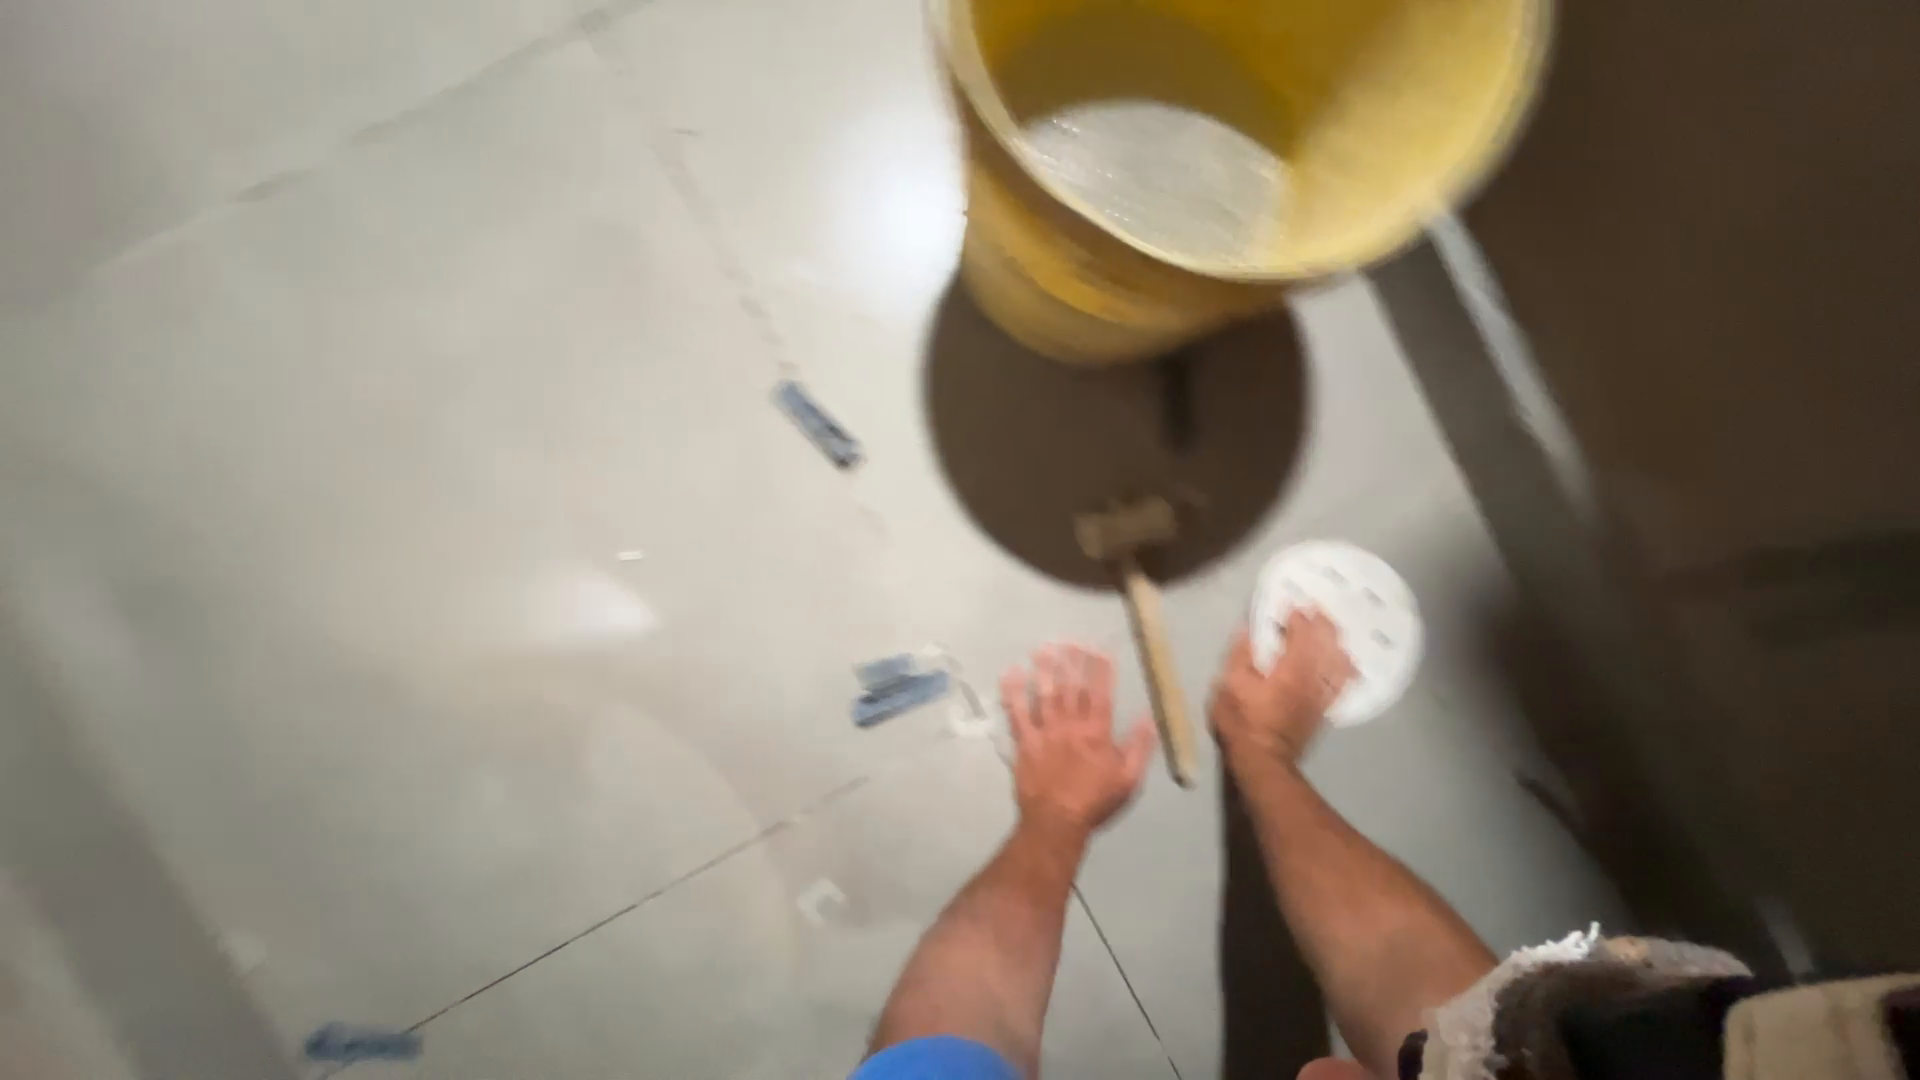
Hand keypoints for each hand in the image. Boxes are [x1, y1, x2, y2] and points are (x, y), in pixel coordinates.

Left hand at [1001, 645, 1154, 843]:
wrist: (1056, 822)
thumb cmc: (1095, 803)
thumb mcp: (1128, 780)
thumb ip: (1139, 747)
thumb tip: (1148, 717)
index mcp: (1098, 733)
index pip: (1101, 693)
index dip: (1101, 670)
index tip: (1099, 649)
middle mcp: (1071, 725)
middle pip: (1072, 687)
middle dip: (1072, 661)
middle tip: (1070, 640)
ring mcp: (1045, 731)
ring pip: (1045, 693)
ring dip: (1044, 669)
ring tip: (1044, 648)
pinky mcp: (1025, 742)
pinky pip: (1017, 713)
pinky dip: (1013, 692)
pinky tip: (1011, 673)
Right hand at [1210, 607, 1355, 771]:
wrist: (1263, 759)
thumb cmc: (1241, 720)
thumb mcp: (1228, 684)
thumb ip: (1241, 655)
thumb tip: (1247, 630)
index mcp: (1289, 669)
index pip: (1301, 635)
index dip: (1298, 617)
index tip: (1291, 604)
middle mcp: (1312, 678)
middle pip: (1327, 644)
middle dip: (1322, 623)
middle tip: (1316, 609)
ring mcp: (1322, 694)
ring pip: (1339, 662)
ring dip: (1336, 641)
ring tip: (1331, 629)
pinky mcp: (1324, 708)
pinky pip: (1343, 684)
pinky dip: (1347, 668)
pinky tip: (1347, 662)